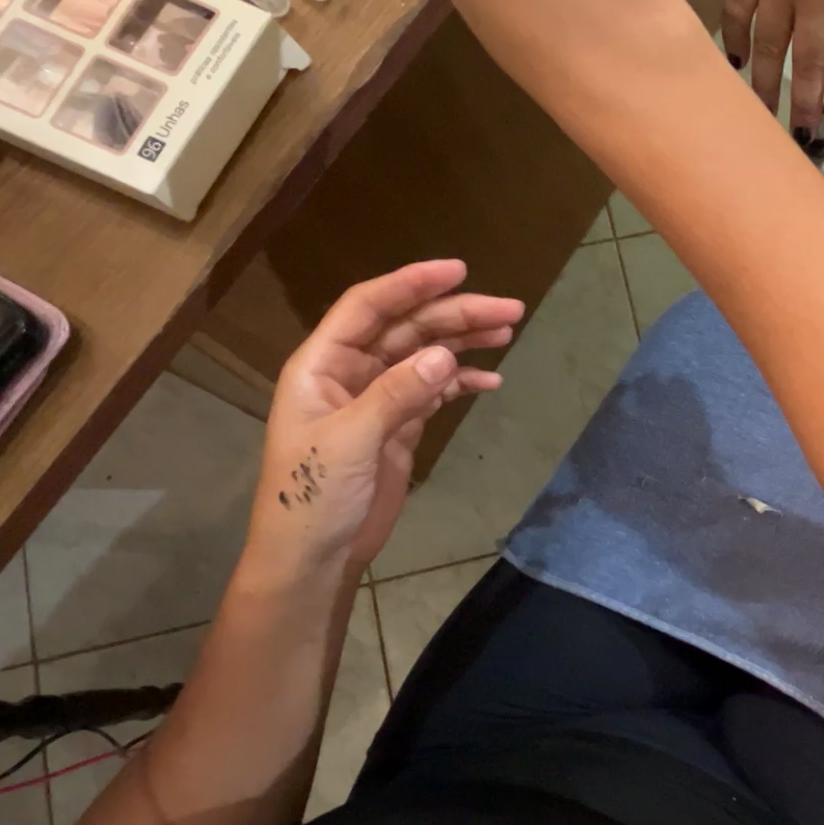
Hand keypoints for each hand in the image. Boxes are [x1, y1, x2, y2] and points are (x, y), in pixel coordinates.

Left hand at [247, 261, 523, 573]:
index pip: (369, 308)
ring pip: (426, 357)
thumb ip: (396, 395)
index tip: (459, 270)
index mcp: (323, 365)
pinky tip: (492, 379)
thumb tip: (445, 354)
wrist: (315, 554)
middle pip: (408, 329)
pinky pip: (435, 392)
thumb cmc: (313, 496)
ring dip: (464, 342)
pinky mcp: (399, 427)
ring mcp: (378, 400)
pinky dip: (462, 383)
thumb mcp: (350, 441)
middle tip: (509, 309)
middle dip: (456, 315)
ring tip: (507, 332)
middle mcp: (352, 373)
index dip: (412, 284)